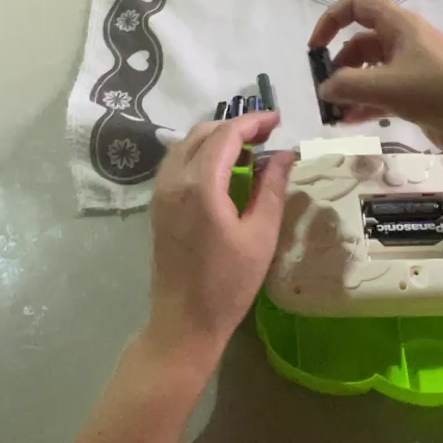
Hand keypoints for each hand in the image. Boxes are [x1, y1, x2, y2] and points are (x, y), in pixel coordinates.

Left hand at [143, 110, 295, 366]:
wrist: (184, 321)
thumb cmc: (228, 284)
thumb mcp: (260, 236)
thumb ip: (272, 189)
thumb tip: (285, 155)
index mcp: (200, 185)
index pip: (226, 135)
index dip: (253, 122)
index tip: (277, 121)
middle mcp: (174, 180)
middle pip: (202, 133)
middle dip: (235, 127)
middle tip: (266, 135)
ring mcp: (160, 192)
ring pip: (186, 145)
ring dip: (216, 138)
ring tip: (248, 150)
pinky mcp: (157, 205)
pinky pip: (176, 163)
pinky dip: (200, 154)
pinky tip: (221, 169)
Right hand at [309, 0, 442, 154]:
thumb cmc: (437, 91)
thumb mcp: (387, 86)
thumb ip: (348, 85)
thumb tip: (324, 88)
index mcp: (398, 25)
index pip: (356, 6)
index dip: (331, 20)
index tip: (316, 49)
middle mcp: (402, 41)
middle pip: (359, 43)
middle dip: (338, 67)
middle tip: (326, 93)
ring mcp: (409, 68)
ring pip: (369, 72)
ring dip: (349, 90)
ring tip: (334, 114)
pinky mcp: (415, 93)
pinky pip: (381, 93)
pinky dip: (364, 104)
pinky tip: (350, 121)